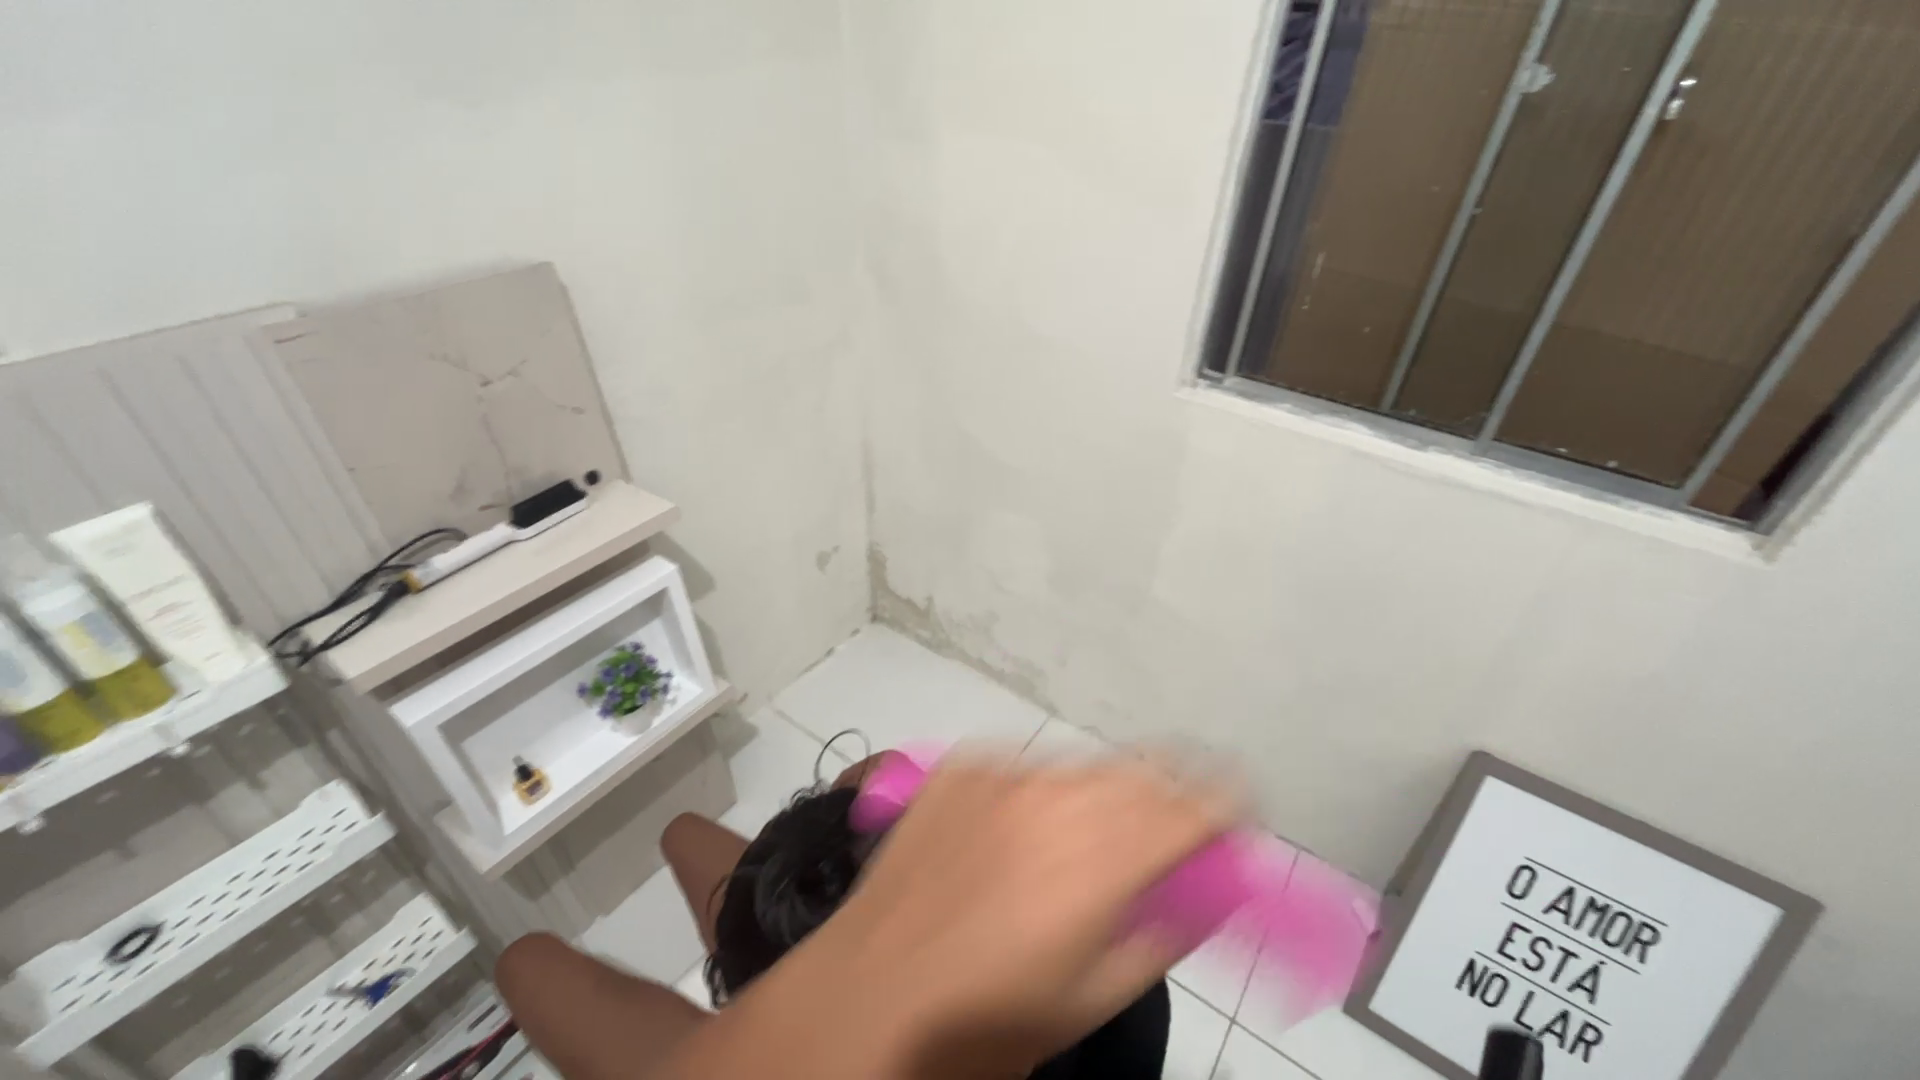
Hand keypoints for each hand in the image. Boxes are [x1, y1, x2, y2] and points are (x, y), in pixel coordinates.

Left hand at [817, 749, 1238, 1066]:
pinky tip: (1021, 832)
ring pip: (1088, 764)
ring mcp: (1004, 770)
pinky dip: (1044, 791)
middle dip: (1171, 797)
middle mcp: (1059, 794)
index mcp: (1104, 854)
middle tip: (1168, 835)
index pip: (1197, 801)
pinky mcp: (961, 765)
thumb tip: (1210, 889)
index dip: (1229, 804)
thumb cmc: (989, 1015)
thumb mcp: (1095, 995)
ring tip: (1084, 841)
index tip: (1236, 820)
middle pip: (1147, 769)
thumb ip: (1166, 929)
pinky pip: (1028, 766)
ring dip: (1107, 792)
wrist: (867, 991)